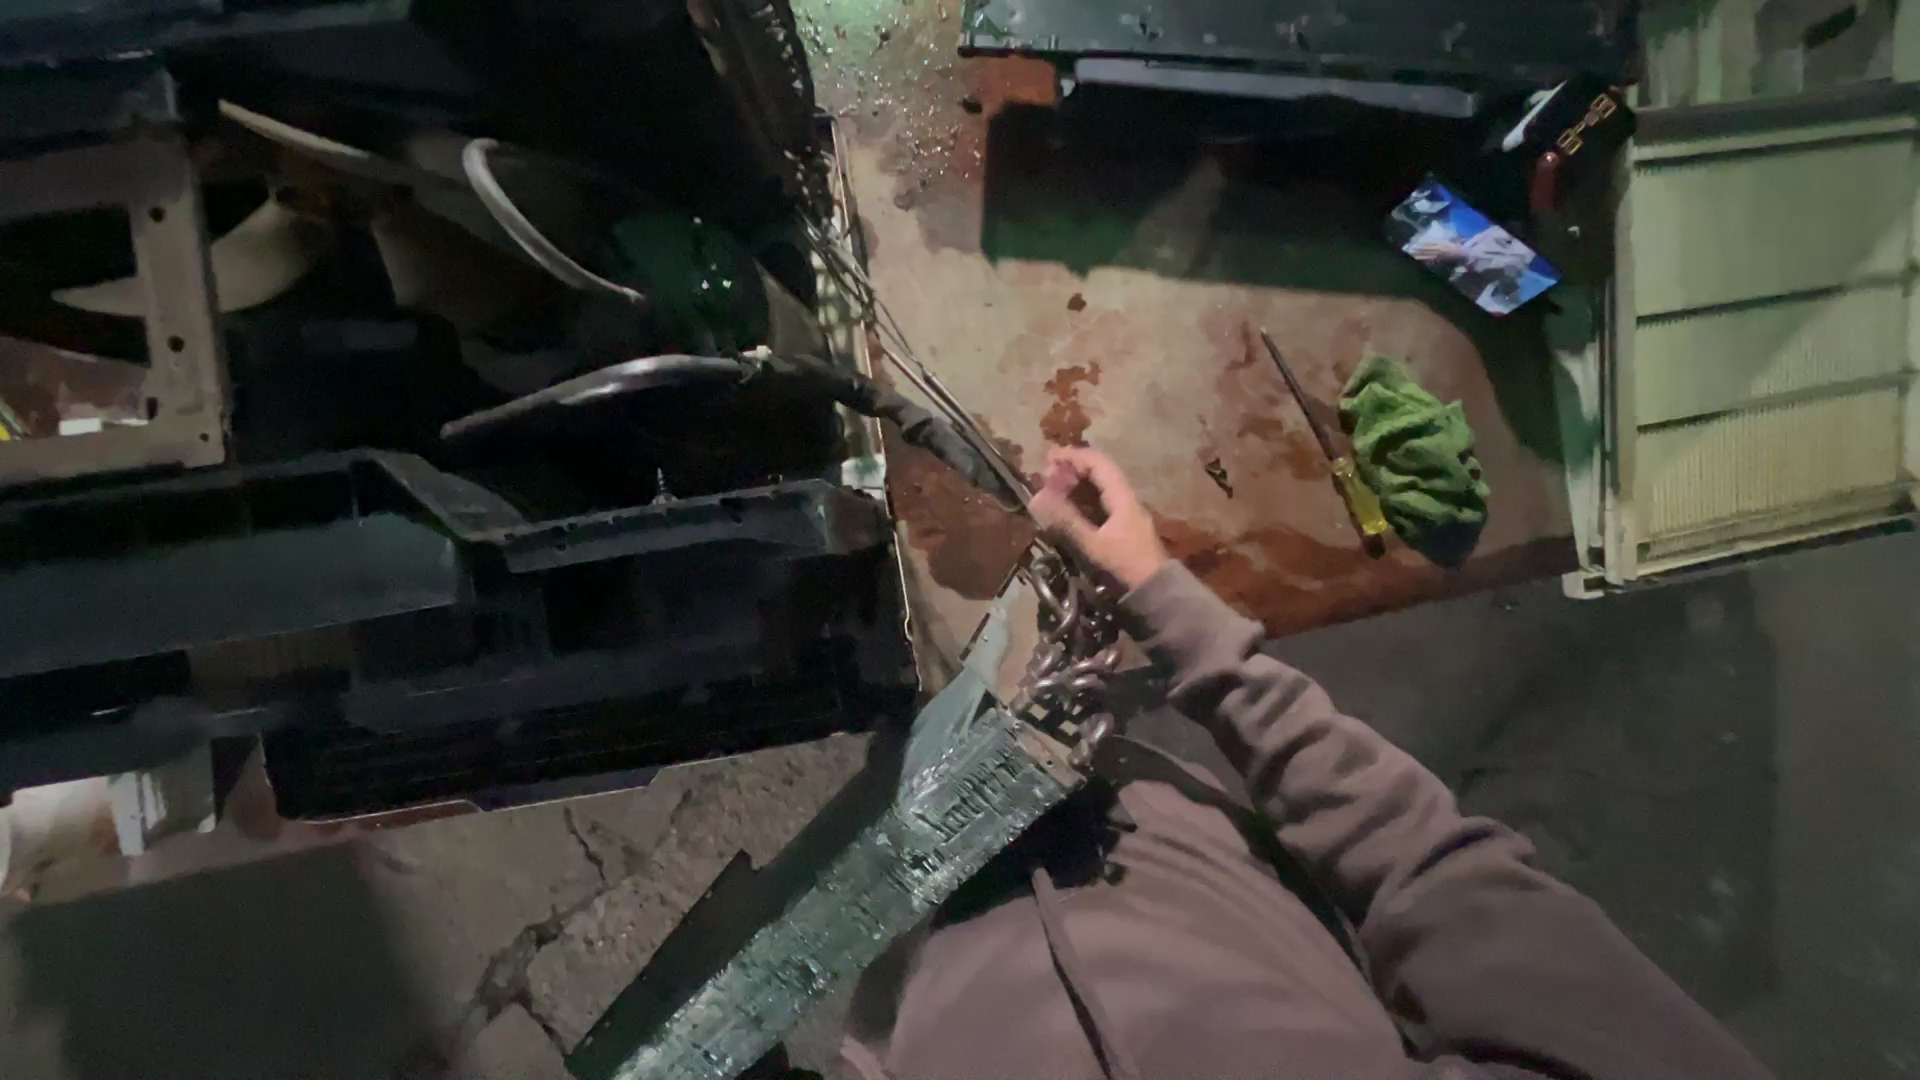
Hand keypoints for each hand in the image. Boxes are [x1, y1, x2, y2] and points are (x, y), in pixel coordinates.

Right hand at [1027, 446, 1168, 590]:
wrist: (1154, 587)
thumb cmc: (1125, 563)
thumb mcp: (1092, 543)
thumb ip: (1066, 520)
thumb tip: (1037, 499)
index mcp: (1122, 497)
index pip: (1098, 463)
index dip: (1073, 456)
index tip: (1049, 457)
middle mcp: (1127, 496)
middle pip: (1100, 470)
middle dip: (1073, 467)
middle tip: (1048, 474)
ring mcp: (1128, 508)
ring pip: (1102, 483)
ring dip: (1078, 480)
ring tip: (1055, 485)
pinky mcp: (1125, 520)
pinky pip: (1103, 497)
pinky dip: (1085, 493)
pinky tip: (1072, 502)